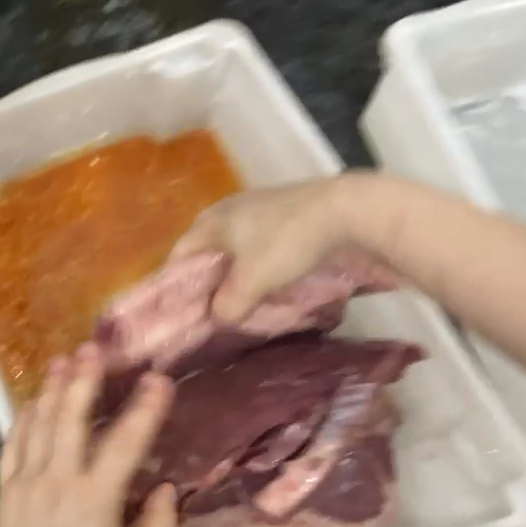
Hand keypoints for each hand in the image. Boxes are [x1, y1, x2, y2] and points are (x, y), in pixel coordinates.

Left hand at [0, 343, 178, 526]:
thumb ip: (157, 526)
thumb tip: (168, 488)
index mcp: (95, 501)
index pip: (125, 443)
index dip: (144, 408)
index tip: (157, 379)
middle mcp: (58, 481)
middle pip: (70, 417)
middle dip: (83, 379)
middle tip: (93, 349)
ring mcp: (26, 481)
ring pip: (38, 423)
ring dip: (51, 389)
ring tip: (62, 360)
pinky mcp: (5, 487)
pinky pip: (12, 443)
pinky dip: (23, 419)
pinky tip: (33, 402)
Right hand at [169, 173, 396, 324]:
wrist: (349, 212)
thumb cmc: (286, 243)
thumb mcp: (252, 281)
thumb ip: (228, 304)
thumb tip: (219, 317)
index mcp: (209, 221)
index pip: (179, 255)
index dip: (176, 284)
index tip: (182, 312)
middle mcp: (227, 211)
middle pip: (207, 252)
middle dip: (209, 281)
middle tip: (214, 310)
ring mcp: (259, 209)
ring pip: (237, 250)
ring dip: (238, 275)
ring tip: (245, 301)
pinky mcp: (288, 215)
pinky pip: (262, 246)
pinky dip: (262, 266)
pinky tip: (275, 284)